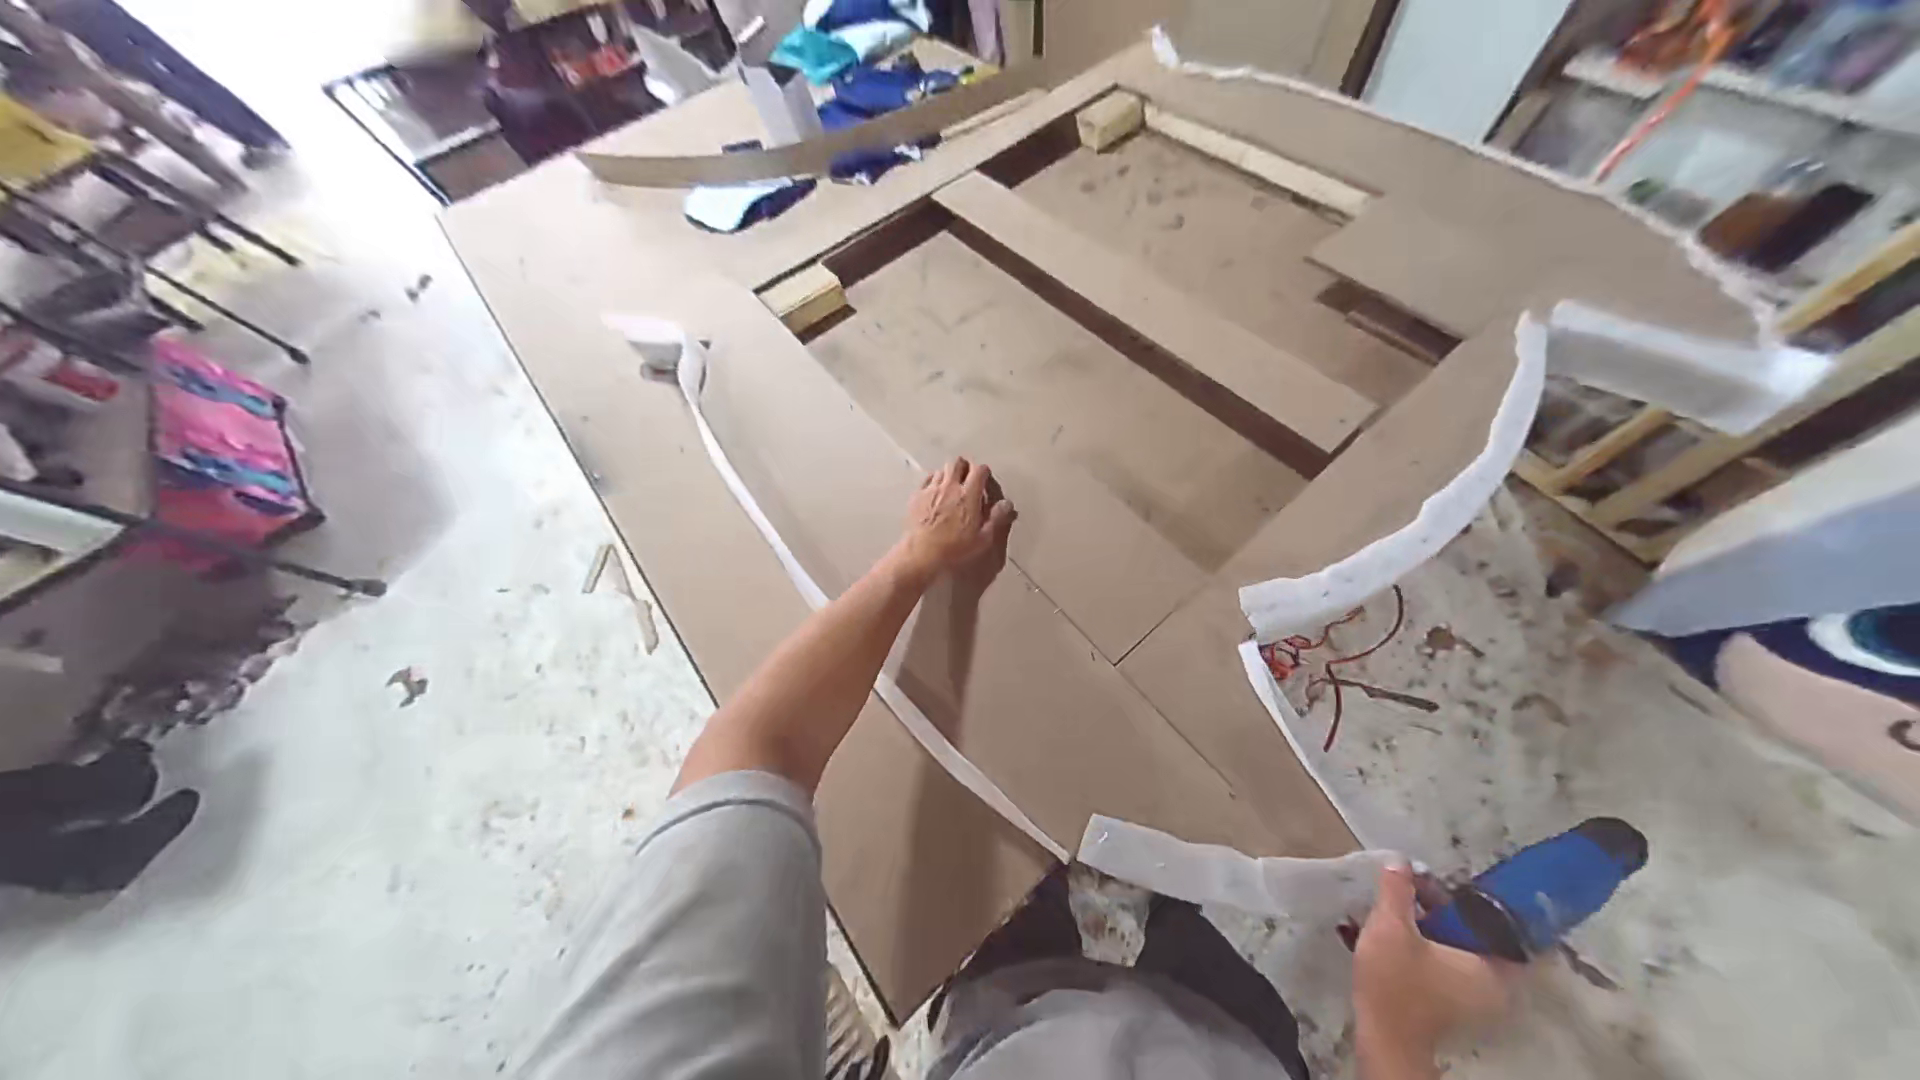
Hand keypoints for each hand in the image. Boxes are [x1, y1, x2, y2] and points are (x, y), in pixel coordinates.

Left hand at [894, 457, 1012, 582]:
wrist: (921, 555)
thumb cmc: (954, 549)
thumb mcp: (983, 539)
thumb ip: (997, 518)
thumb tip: (1007, 504)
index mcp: (969, 495)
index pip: (980, 470)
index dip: (985, 474)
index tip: (986, 484)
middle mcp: (950, 486)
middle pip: (958, 463)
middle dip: (965, 468)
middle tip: (969, 481)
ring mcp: (931, 489)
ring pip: (942, 469)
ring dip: (950, 475)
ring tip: (952, 488)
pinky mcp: (916, 496)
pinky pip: (927, 479)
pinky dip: (934, 481)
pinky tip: (936, 494)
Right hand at [1354, 862, 1511, 1074]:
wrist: (1383, 1033)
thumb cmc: (1396, 981)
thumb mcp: (1391, 926)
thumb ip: (1397, 891)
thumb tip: (1401, 862)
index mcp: (1492, 969)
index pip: (1504, 928)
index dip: (1480, 901)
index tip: (1453, 879)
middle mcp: (1492, 985)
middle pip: (1474, 933)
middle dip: (1442, 906)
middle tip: (1412, 883)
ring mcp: (1472, 996)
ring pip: (1457, 946)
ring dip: (1429, 922)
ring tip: (1397, 901)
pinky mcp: (1449, 1000)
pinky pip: (1445, 960)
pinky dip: (1426, 942)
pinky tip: (1396, 927)